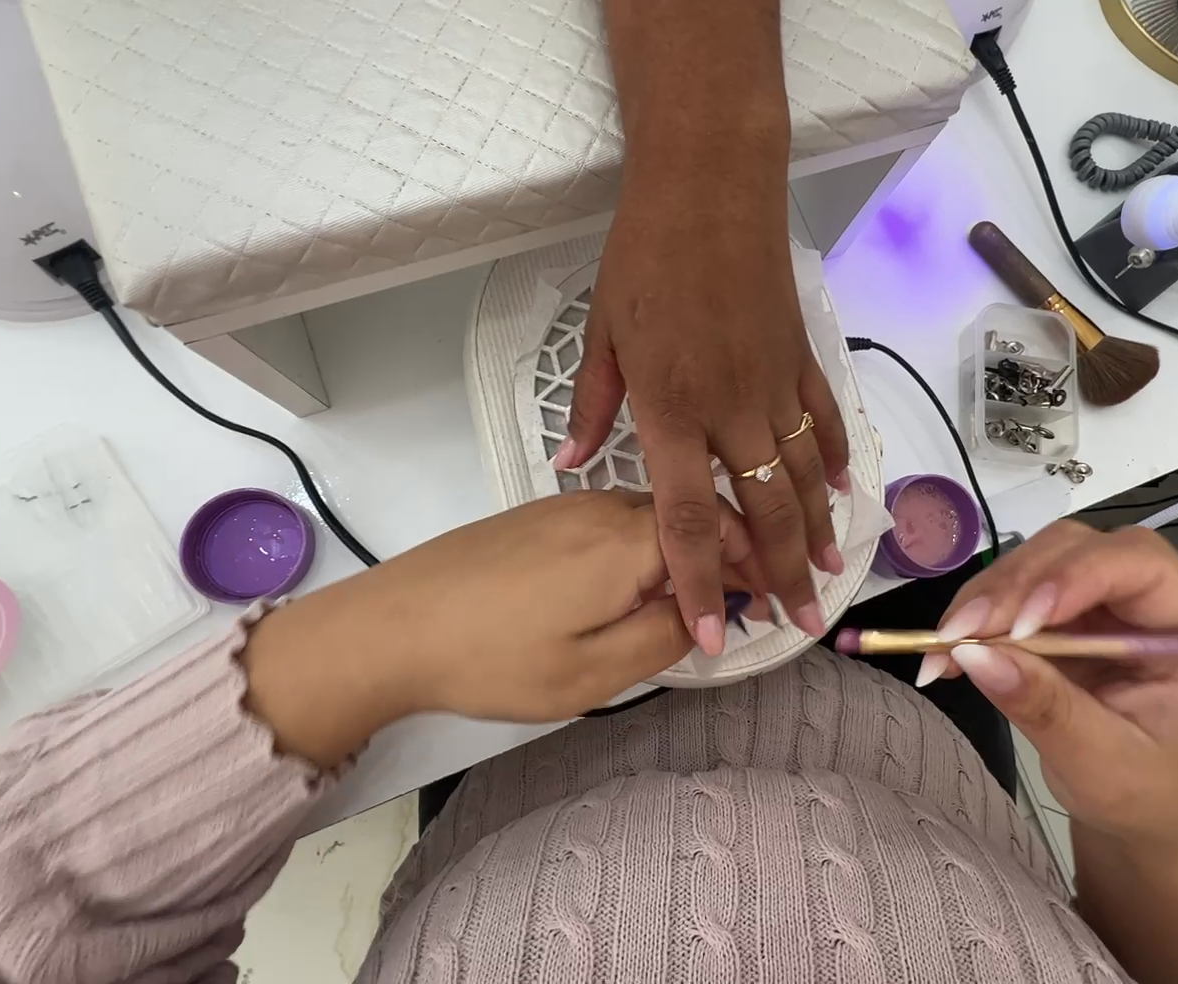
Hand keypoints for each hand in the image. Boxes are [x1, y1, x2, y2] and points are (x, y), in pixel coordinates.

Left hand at [243, 492, 741, 766]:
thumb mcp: (591, 672)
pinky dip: (656, 540)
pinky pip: (622, 517)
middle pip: (693, 516)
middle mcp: (606, 506)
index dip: (762, 566)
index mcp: (627, 539)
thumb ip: (664, 636)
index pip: (720, 536)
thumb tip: (709, 612)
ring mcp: (572, 504)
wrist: (392, 624)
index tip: (785, 597)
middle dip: (737, 551)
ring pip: (659, 514)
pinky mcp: (546, 513)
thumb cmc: (492, 657)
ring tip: (716, 585)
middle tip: (762, 593)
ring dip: (696, 544)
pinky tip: (652, 572)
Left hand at [563, 162, 849, 657]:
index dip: (701, 583)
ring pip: (806, 475)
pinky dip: (837, 459)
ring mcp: (776, 385)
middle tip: (802, 622)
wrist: (711, 188)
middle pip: (764, 511)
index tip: (717, 637)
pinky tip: (846, 491)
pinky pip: (825, 420)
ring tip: (829, 574)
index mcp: (671, 411)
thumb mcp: (602, 331)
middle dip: (782, 574)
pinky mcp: (802, 358)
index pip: (689, 519)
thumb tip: (569, 459)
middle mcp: (731, 411)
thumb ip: (593, 404)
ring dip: (819, 529)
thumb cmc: (645, 257)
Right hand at [930, 521, 1177, 847]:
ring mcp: (1092, 603)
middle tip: (962, 634)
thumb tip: (973, 656)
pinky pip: (1004, 594)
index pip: (1138, 563)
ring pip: (1030, 563)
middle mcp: (1136, 600)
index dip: (1076, 575)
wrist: (1149, 807)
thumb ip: (1049, 709)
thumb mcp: (1107, 766)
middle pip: (1070, 549)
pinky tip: (944, 651)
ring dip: (982, 599)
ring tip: (944, 646)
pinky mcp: (1052, 615)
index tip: (1022, 625)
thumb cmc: (1151, 793)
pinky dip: (970, 618)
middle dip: (1012, 586)